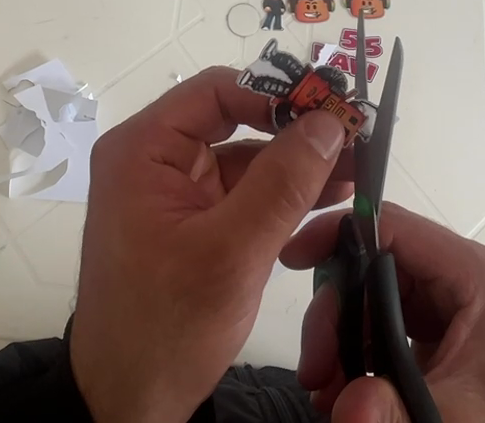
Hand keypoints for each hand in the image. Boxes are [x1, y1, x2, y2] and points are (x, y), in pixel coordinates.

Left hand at [70, 67, 353, 422]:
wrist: (129, 402)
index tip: (327, 111)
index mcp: (144, 149)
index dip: (273, 95)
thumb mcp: (230, 252)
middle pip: (234, 120)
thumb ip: (281, 184)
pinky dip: (285, 193)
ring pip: (247, 155)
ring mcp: (177, 190)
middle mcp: (157, 158)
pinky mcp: (196, 220)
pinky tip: (329, 195)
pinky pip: (246, 190)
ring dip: (298, 162)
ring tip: (355, 168)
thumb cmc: (166, 325)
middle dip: (294, 131)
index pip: (215, 93)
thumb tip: (327, 122)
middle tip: (352, 138)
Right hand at [282, 203, 484, 422]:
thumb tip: (346, 405)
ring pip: (368, 296)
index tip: (294, 258)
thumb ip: (397, 409)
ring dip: (338, 339)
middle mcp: (453, 276)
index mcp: (470, 273)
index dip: (338, 233)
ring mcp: (442, 302)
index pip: (390, 225)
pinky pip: (378, 324)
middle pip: (370, 265)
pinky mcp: (432, 330)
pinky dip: (354, 354)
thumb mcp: (456, 417)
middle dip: (334, 313)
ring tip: (324, 389)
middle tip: (314, 367)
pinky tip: (342, 390)